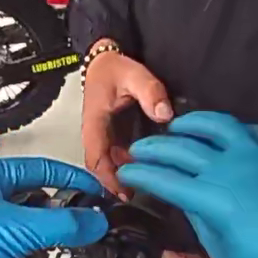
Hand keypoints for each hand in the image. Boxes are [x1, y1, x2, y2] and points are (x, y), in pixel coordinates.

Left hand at [0, 157, 108, 257]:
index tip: (100, 196)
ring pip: (23, 236)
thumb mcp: (14, 234)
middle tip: (65, 243)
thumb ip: (63, 225)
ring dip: (29, 256)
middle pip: (35, 206)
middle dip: (48, 231)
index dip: (75, 181)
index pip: (43, 169)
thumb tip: (95, 220)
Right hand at [81, 45, 172, 194]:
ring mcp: (102, 138)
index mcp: (94, 123)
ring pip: (108, 165)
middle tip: (135, 196)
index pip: (96, 159)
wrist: (104, 61)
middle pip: (100, 168)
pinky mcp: (111, 137)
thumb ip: (150, 92)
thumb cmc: (114, 69)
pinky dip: (127, 167)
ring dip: (122, 177)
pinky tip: (143, 173)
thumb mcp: (134, 74)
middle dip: (115, 184)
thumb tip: (164, 114)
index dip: (108, 178)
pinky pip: (116, 158)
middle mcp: (95, 135)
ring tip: (142, 189)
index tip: (123, 191)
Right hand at [116, 113, 257, 257]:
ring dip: (189, 124)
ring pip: (215, 125)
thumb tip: (187, 200)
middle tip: (138, 152)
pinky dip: (228, 128)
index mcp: (214, 198)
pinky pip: (248, 129)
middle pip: (181, 147)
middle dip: (153, 148)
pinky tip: (221, 134)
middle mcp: (233, 168)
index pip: (165, 178)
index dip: (140, 175)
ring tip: (174, 128)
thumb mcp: (223, 253)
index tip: (125, 174)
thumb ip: (200, 219)